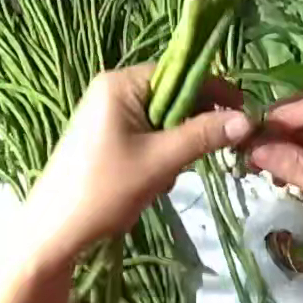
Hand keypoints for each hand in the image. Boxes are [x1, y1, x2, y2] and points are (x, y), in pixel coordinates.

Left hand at [25, 65, 252, 265]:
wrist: (54, 230)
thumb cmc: (104, 189)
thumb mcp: (160, 161)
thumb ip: (203, 135)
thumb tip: (247, 118)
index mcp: (120, 83)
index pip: (179, 71)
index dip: (212, 90)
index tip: (243, 114)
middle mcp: (112, 89)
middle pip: (172, 95)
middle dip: (188, 128)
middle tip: (196, 158)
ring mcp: (106, 113)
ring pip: (161, 119)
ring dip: (173, 147)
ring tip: (162, 177)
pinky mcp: (105, 135)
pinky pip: (146, 135)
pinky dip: (157, 156)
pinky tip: (149, 182)